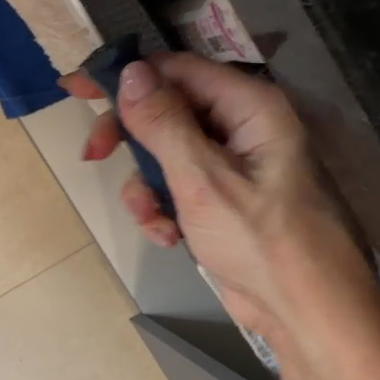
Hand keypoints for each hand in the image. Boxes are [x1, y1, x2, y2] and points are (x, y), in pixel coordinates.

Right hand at [67, 54, 379, 349]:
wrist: (304, 309)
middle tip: (92, 156)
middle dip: (128, 138)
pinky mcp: (220, 197)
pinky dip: (161, 210)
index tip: (75, 90)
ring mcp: (231, 164)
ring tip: (153, 220)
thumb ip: (163, 124)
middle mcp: (241, 127)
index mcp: (249, 108)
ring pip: (162, 154)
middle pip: (164, 110)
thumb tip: (130, 73)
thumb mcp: (202, 180)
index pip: (176, 70)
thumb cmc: (262, 241)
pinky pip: (173, 187)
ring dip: (145, 187)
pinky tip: (170, 237)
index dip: (125, 76)